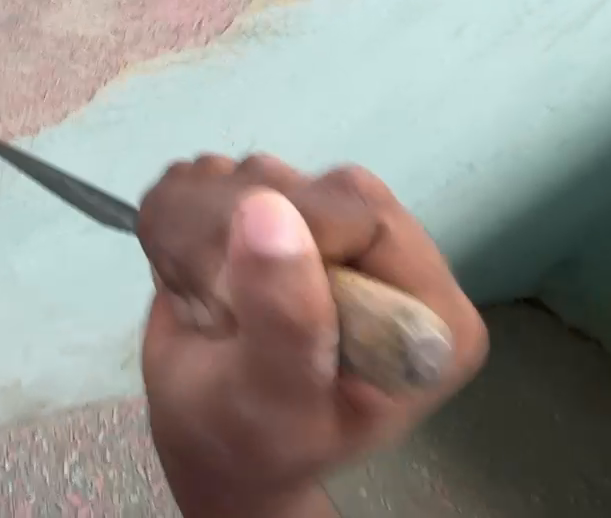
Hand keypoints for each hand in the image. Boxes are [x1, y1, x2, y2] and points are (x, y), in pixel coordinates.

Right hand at [136, 156, 487, 517]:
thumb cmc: (244, 438)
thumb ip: (283, 318)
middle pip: (309, 183)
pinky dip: (187, 207)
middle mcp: (384, 264)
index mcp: (424, 308)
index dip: (292, 229)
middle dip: (239, 222)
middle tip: (210, 290)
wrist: (202, 436)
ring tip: (195, 282)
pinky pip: (224, 176)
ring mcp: (327, 238)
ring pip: (262, 172)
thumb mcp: (271, 398)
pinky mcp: (277, 224)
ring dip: (205, 215)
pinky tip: (186, 263)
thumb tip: (267, 209)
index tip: (236, 279)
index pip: (364, 212)